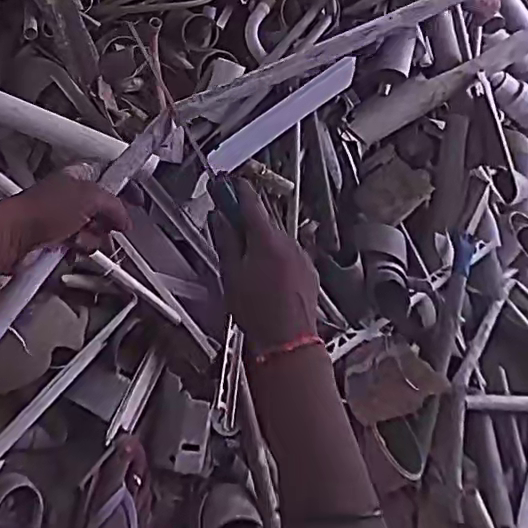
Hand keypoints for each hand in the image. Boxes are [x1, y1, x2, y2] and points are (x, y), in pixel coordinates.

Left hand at [0, 162, 131, 270]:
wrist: (11, 238)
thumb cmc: (39, 209)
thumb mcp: (88, 198)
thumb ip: (114, 206)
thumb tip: (126, 218)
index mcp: (78, 175)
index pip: (110, 176)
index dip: (125, 187)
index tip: (137, 197)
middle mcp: (71, 196)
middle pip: (105, 210)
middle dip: (106, 221)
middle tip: (100, 224)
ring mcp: (63, 219)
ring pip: (94, 232)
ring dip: (90, 238)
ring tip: (77, 238)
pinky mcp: (56, 241)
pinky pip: (80, 247)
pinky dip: (78, 250)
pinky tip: (69, 249)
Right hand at [211, 175, 318, 351]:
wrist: (288, 343)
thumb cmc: (259, 314)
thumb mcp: (231, 273)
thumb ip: (225, 239)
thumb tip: (219, 218)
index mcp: (267, 239)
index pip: (250, 201)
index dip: (236, 189)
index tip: (227, 184)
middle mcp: (288, 242)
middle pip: (264, 219)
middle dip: (246, 218)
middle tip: (229, 220)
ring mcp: (301, 255)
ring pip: (277, 236)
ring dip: (262, 239)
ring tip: (246, 258)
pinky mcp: (308, 270)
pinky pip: (289, 252)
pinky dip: (276, 254)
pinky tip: (265, 272)